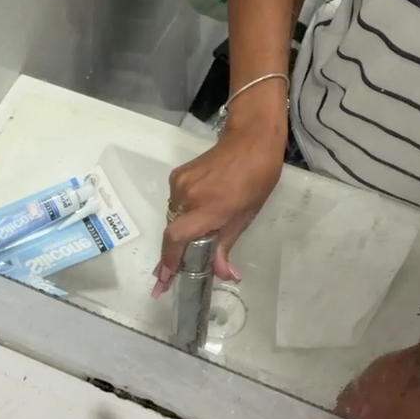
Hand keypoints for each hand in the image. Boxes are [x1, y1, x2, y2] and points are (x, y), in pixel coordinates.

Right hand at [154, 117, 286, 294]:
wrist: (250, 139)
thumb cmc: (257, 179)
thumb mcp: (245, 217)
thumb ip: (226, 246)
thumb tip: (225, 275)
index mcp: (209, 208)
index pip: (176, 238)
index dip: (168, 260)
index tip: (162, 279)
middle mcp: (188, 196)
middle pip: (172, 232)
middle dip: (172, 254)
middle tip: (171, 274)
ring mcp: (179, 184)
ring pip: (172, 218)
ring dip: (178, 234)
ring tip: (190, 242)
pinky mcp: (177, 176)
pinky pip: (174, 204)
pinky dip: (182, 215)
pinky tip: (195, 216)